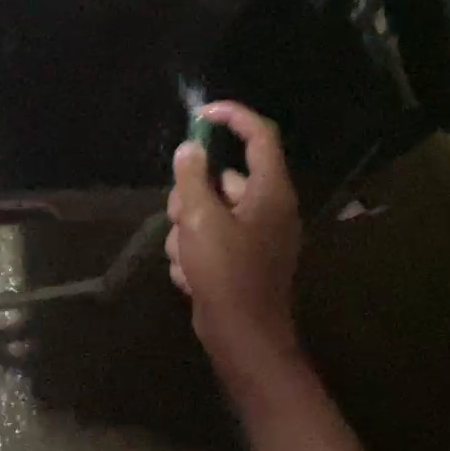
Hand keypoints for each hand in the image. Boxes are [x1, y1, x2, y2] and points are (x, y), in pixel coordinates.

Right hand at [165, 101, 303, 391]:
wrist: (243, 336)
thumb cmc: (226, 272)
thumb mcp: (199, 218)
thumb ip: (192, 178)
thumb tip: (190, 148)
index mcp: (270, 192)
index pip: (260, 137)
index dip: (233, 118)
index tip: (201, 114)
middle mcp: (269, 209)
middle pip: (223, 179)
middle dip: (191, 196)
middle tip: (179, 217)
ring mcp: (257, 236)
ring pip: (209, 211)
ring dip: (187, 230)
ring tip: (185, 256)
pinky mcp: (243, 259)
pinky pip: (210, 239)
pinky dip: (195, 252)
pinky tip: (190, 275)